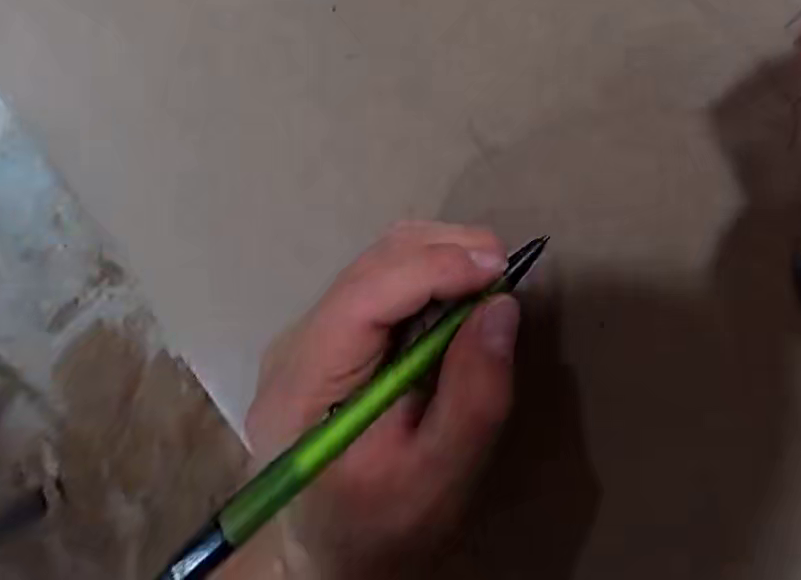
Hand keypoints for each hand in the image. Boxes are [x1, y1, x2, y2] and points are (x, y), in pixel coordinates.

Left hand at [235, 220, 519, 579]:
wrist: (332, 553)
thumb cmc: (382, 529)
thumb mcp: (440, 479)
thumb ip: (475, 394)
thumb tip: (502, 305)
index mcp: (303, 385)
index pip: (365, 296)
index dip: (434, 268)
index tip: (499, 266)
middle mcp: (296, 340)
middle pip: (372, 262)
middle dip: (445, 251)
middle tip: (504, 271)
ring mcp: (310, 328)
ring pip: (379, 256)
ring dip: (440, 253)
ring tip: (486, 280)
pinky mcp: (331, 326)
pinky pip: (383, 273)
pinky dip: (429, 268)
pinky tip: (457, 293)